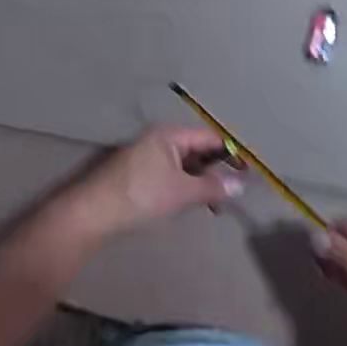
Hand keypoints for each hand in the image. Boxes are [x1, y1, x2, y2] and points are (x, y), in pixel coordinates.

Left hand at [57, 125, 244, 240]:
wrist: (96, 211)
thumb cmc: (142, 195)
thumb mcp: (182, 192)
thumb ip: (213, 187)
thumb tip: (241, 184)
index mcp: (169, 135)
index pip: (208, 137)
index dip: (231, 152)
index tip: (250, 173)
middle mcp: (159, 139)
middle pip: (197, 148)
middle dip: (217, 169)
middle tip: (233, 195)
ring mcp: (148, 155)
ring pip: (185, 164)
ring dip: (202, 181)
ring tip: (214, 206)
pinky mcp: (141, 173)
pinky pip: (173, 173)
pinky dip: (187, 186)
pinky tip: (191, 204)